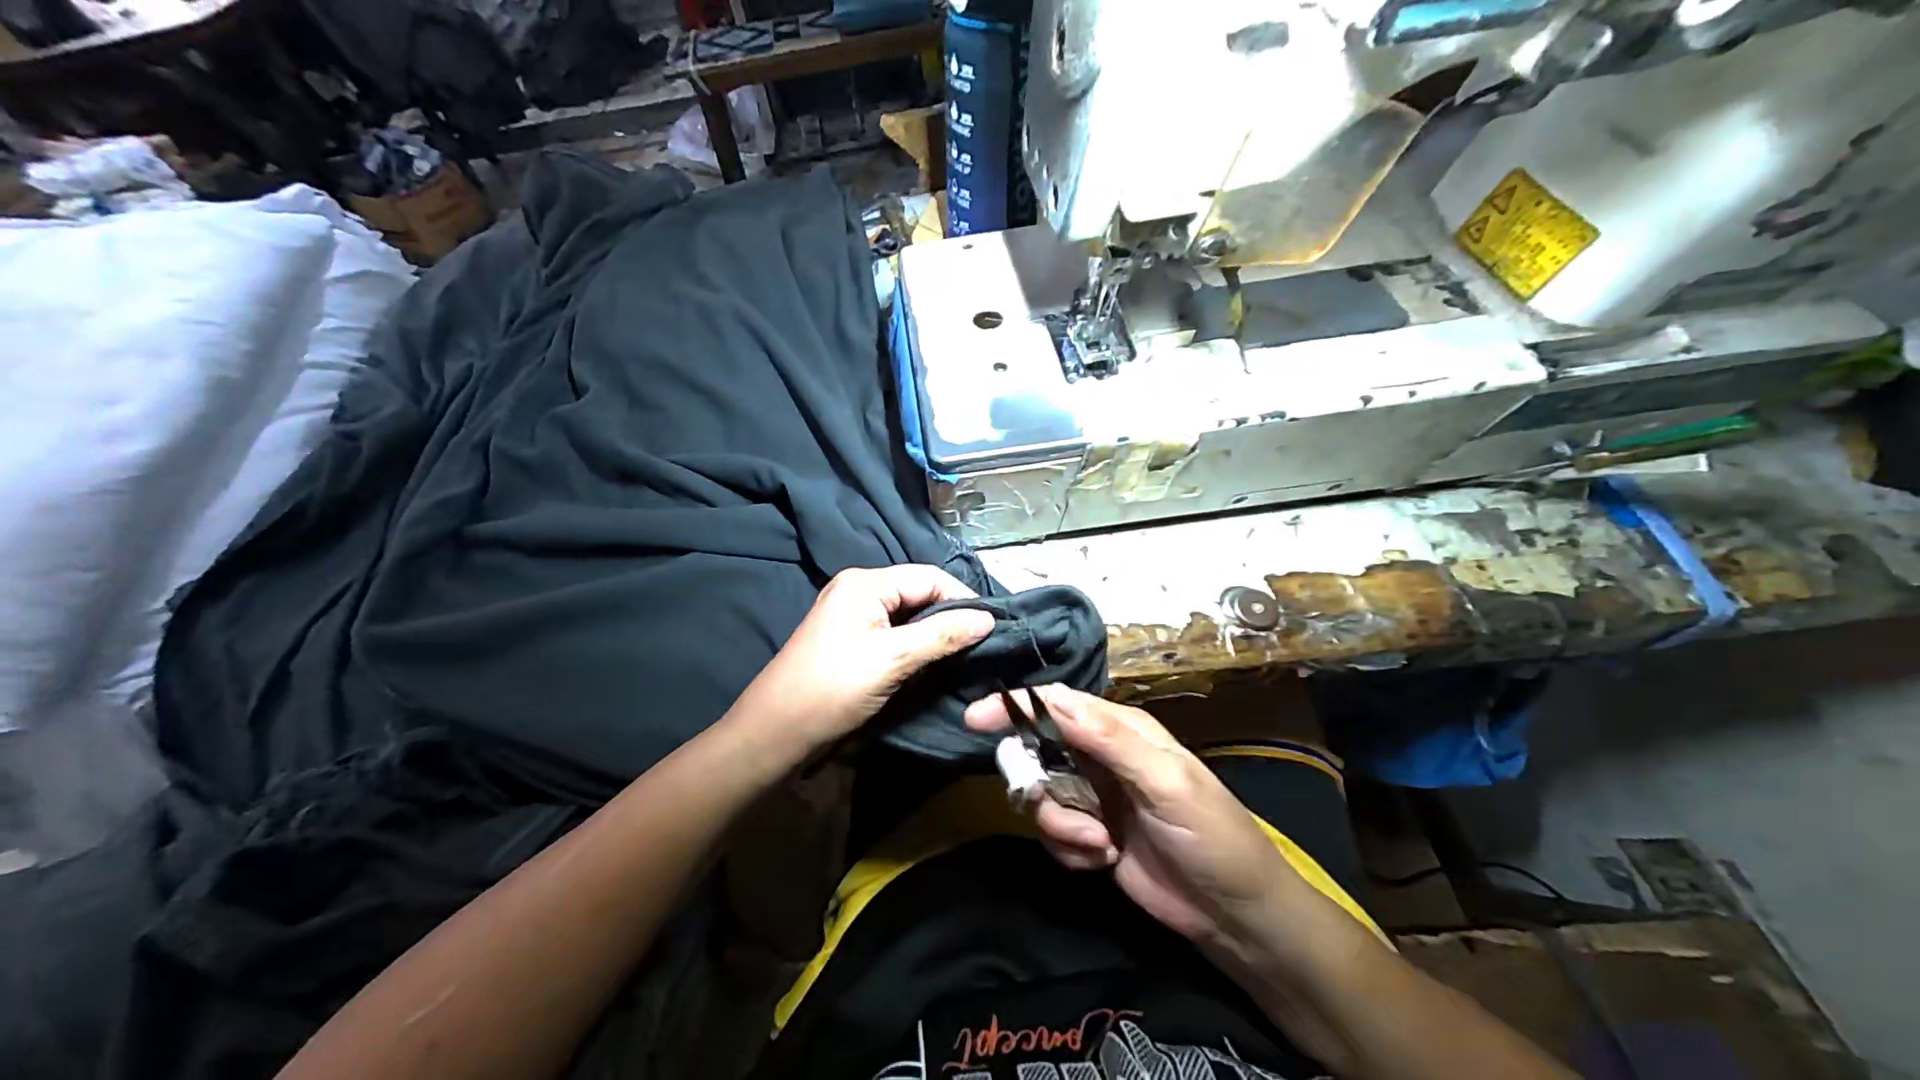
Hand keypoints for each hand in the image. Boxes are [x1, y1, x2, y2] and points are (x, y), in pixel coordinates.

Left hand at [730, 565, 996, 751]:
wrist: (776, 732)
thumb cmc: (833, 689)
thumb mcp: (892, 660)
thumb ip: (942, 635)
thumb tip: (988, 618)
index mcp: (865, 582)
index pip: (929, 577)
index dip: (963, 598)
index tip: (992, 628)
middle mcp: (859, 590)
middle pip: (919, 593)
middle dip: (951, 617)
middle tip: (982, 645)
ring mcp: (853, 616)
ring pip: (909, 615)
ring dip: (935, 634)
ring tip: (964, 656)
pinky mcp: (852, 640)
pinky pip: (895, 632)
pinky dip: (916, 645)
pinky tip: (934, 664)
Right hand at [964, 685, 1310, 951]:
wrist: (1233, 914)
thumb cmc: (1211, 836)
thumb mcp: (1166, 782)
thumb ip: (1109, 740)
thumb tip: (1054, 698)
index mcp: (1121, 729)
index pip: (1057, 705)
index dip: (1015, 708)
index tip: (974, 720)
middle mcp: (1101, 756)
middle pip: (1038, 752)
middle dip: (1039, 783)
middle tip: (1052, 804)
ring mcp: (1093, 796)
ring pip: (1041, 797)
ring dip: (1061, 825)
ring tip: (1100, 845)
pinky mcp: (1089, 835)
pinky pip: (1051, 832)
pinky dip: (1068, 848)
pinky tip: (1101, 860)